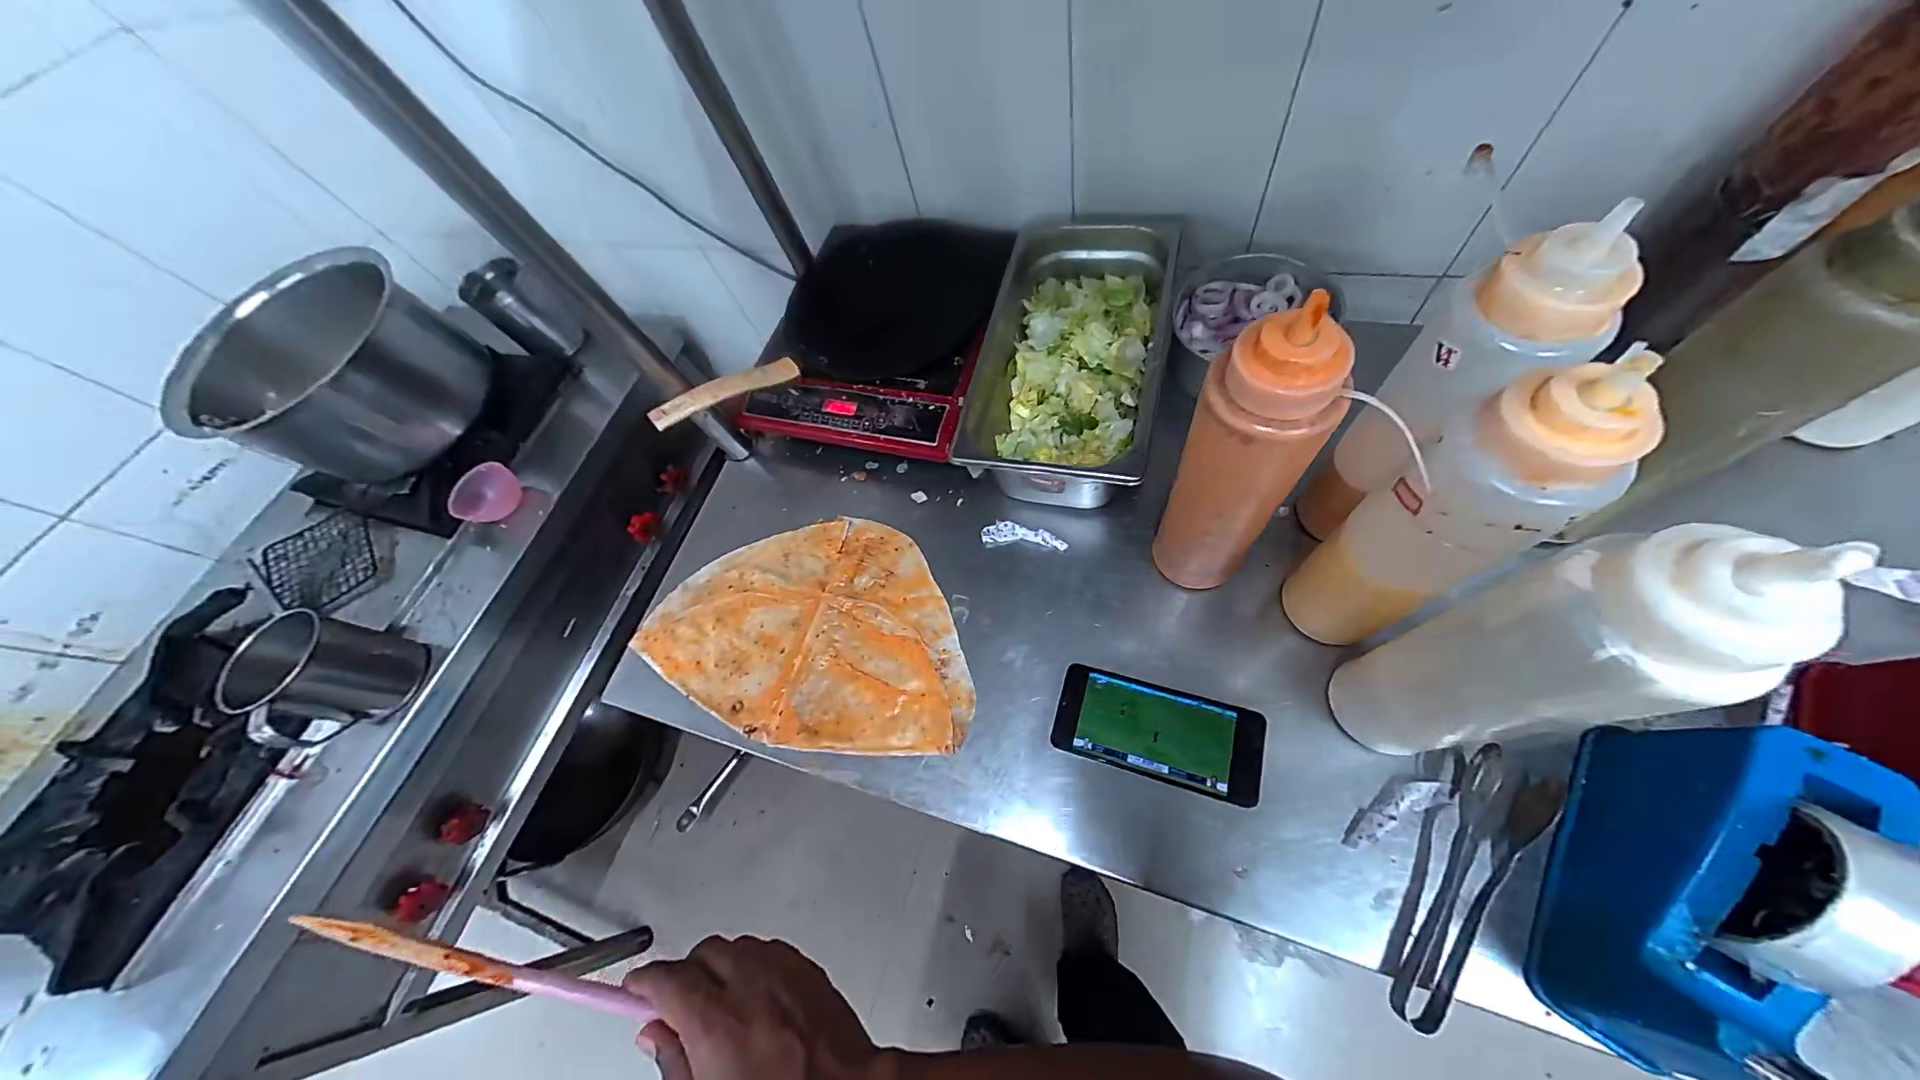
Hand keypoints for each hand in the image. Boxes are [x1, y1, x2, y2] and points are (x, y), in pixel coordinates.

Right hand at [622, 935, 880, 1079]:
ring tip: (720, 999)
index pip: (667, 979)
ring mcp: (784, 972)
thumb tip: (657, 1034)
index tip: (636, 989)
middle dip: (686, 972)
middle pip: (704, 952)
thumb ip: (675, 1062)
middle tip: (679, 1001)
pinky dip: (756, 962)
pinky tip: (755, 989)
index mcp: (718, 1023)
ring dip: (723, 964)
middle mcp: (752, 986)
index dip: (644, 982)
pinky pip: (771, 949)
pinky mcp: (809, 969)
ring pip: (739, 945)